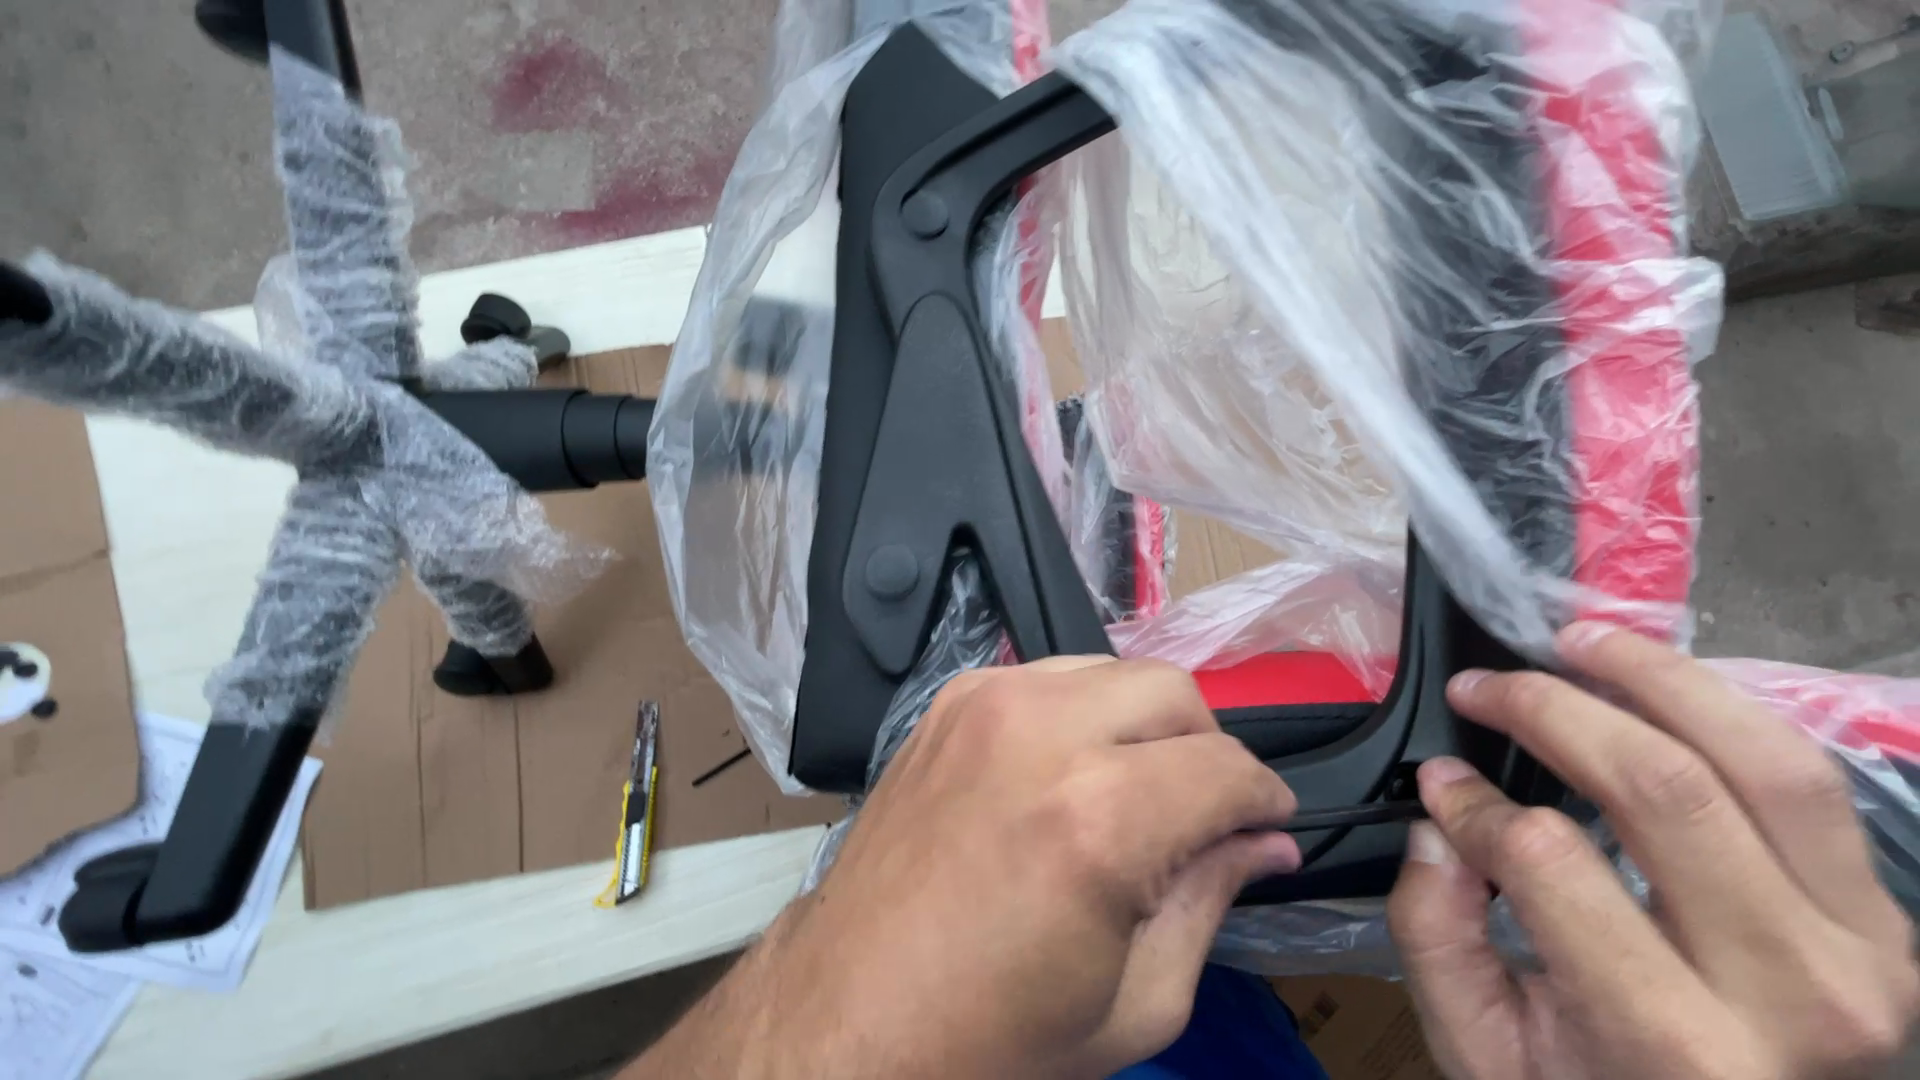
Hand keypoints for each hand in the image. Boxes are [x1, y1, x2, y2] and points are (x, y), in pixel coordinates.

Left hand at [631, 657, 1299, 1078]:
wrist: (851, 1009)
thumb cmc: (995, 1033)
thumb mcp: (1136, 999)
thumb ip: (1212, 897)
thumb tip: (1267, 842)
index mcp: (1098, 817)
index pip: (1227, 768)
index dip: (1263, 800)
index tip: (1265, 825)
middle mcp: (1041, 733)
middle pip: (1174, 692)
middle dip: (1207, 747)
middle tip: (1200, 810)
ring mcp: (985, 702)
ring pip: (1111, 671)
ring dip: (1142, 722)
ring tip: (1133, 786)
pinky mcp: (949, 701)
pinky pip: (1047, 678)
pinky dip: (1079, 712)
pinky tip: (1067, 767)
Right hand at [1388, 624, 1919, 1079]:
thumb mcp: (1480, 1045)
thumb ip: (1435, 932)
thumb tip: (1437, 821)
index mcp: (1674, 1041)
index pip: (1550, 861)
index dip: (1471, 802)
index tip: (1436, 784)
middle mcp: (1794, 992)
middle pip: (1664, 788)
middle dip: (1549, 709)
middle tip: (1481, 685)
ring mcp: (1866, 949)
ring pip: (1766, 761)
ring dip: (1656, 678)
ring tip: (1575, 640)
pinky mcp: (1884, 918)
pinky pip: (1806, 780)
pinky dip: (1722, 711)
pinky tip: (1652, 684)